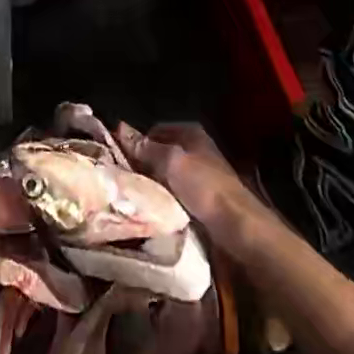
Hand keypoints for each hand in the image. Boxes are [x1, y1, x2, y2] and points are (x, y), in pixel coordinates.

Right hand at [115, 122, 260, 238]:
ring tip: (129, 199)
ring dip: (150, 187)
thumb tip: (119, 126)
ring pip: (164, 177)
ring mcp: (198, 175)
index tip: (116, 161)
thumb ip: (146, 148)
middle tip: (119, 183)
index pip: (153, 132)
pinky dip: (162, 201)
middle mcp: (195, 149)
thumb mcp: (172, 162)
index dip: (135, 144)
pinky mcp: (200, 199)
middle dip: (141, 167)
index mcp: (190, 133)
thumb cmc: (205, 187)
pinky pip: (173, 195)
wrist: (237, 227)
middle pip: (159, 154)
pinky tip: (149, 212)